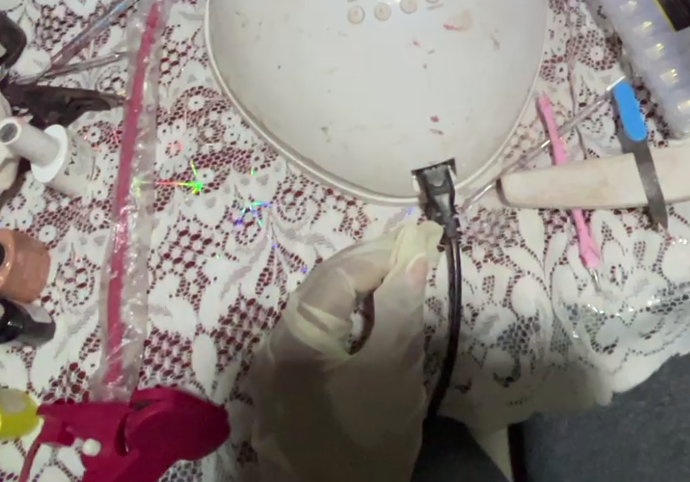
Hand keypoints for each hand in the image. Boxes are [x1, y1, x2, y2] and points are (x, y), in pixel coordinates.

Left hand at [249, 223, 441, 481]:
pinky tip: (365, 313)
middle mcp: (274, 340)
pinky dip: (339, 311)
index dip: (381, 253)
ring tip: (391, 276)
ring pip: (314, 303)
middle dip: (367, 262)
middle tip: (407, 253)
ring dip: (353, 284)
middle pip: (322, 282)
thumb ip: (401, 308)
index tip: (418, 245)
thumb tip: (412, 258)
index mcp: (299, 334)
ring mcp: (271, 363)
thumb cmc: (367, 443)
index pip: (342, 271)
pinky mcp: (278, 384)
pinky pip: (309, 328)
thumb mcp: (394, 372)